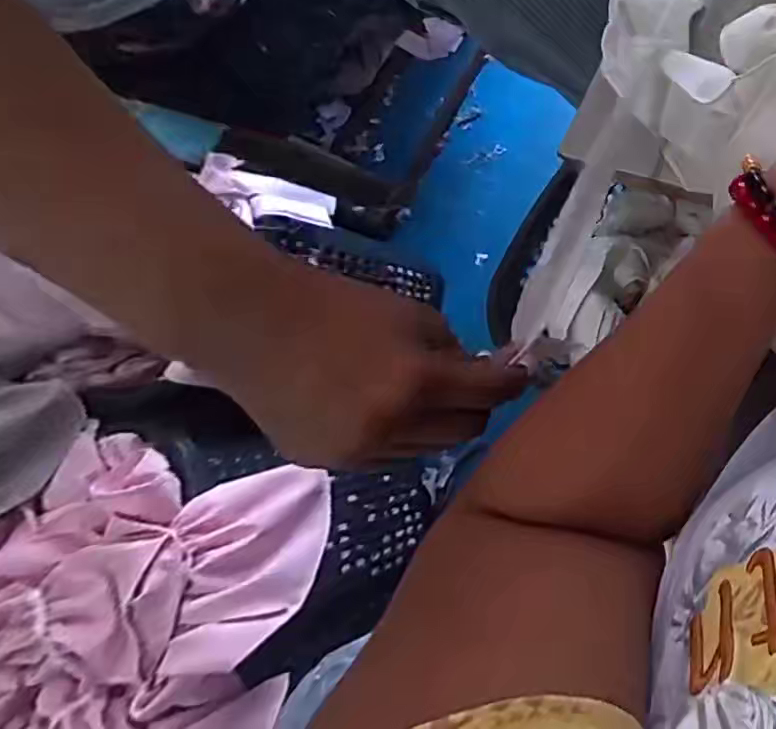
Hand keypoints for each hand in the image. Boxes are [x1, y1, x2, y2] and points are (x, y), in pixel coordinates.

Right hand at [199, 259, 526, 469]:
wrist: (254, 327)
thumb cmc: (346, 310)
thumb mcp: (421, 319)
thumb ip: (460, 352)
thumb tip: (493, 370)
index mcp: (419, 383)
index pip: (491, 395)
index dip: (514, 382)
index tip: (521, 373)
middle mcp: (392, 427)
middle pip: (468, 429)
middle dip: (481, 405)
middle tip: (478, 383)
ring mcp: (357, 452)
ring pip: (432, 448)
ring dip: (442, 424)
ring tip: (430, 395)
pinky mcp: (329, 465)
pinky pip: (393, 457)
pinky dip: (406, 437)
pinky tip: (392, 410)